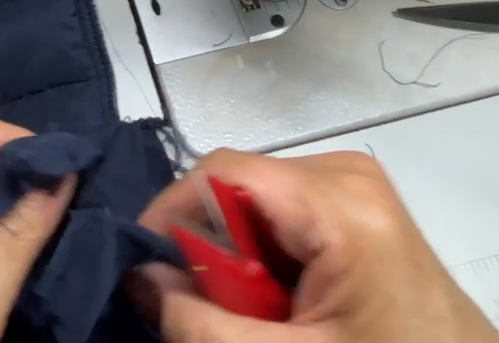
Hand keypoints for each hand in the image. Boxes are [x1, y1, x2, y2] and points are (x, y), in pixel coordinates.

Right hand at [136, 150, 498, 342]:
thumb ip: (202, 325)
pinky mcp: (360, 206)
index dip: (172, 214)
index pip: (223, 173)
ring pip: (256, 203)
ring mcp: (357, 186)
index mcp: (339, 201)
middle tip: (206, 311)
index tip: (146, 270)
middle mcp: (346, 173)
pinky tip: (284, 305)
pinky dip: (267, 259)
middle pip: (239, 187)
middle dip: (210, 248)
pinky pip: (285, 214)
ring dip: (237, 258)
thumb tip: (139, 278)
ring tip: (253, 317)